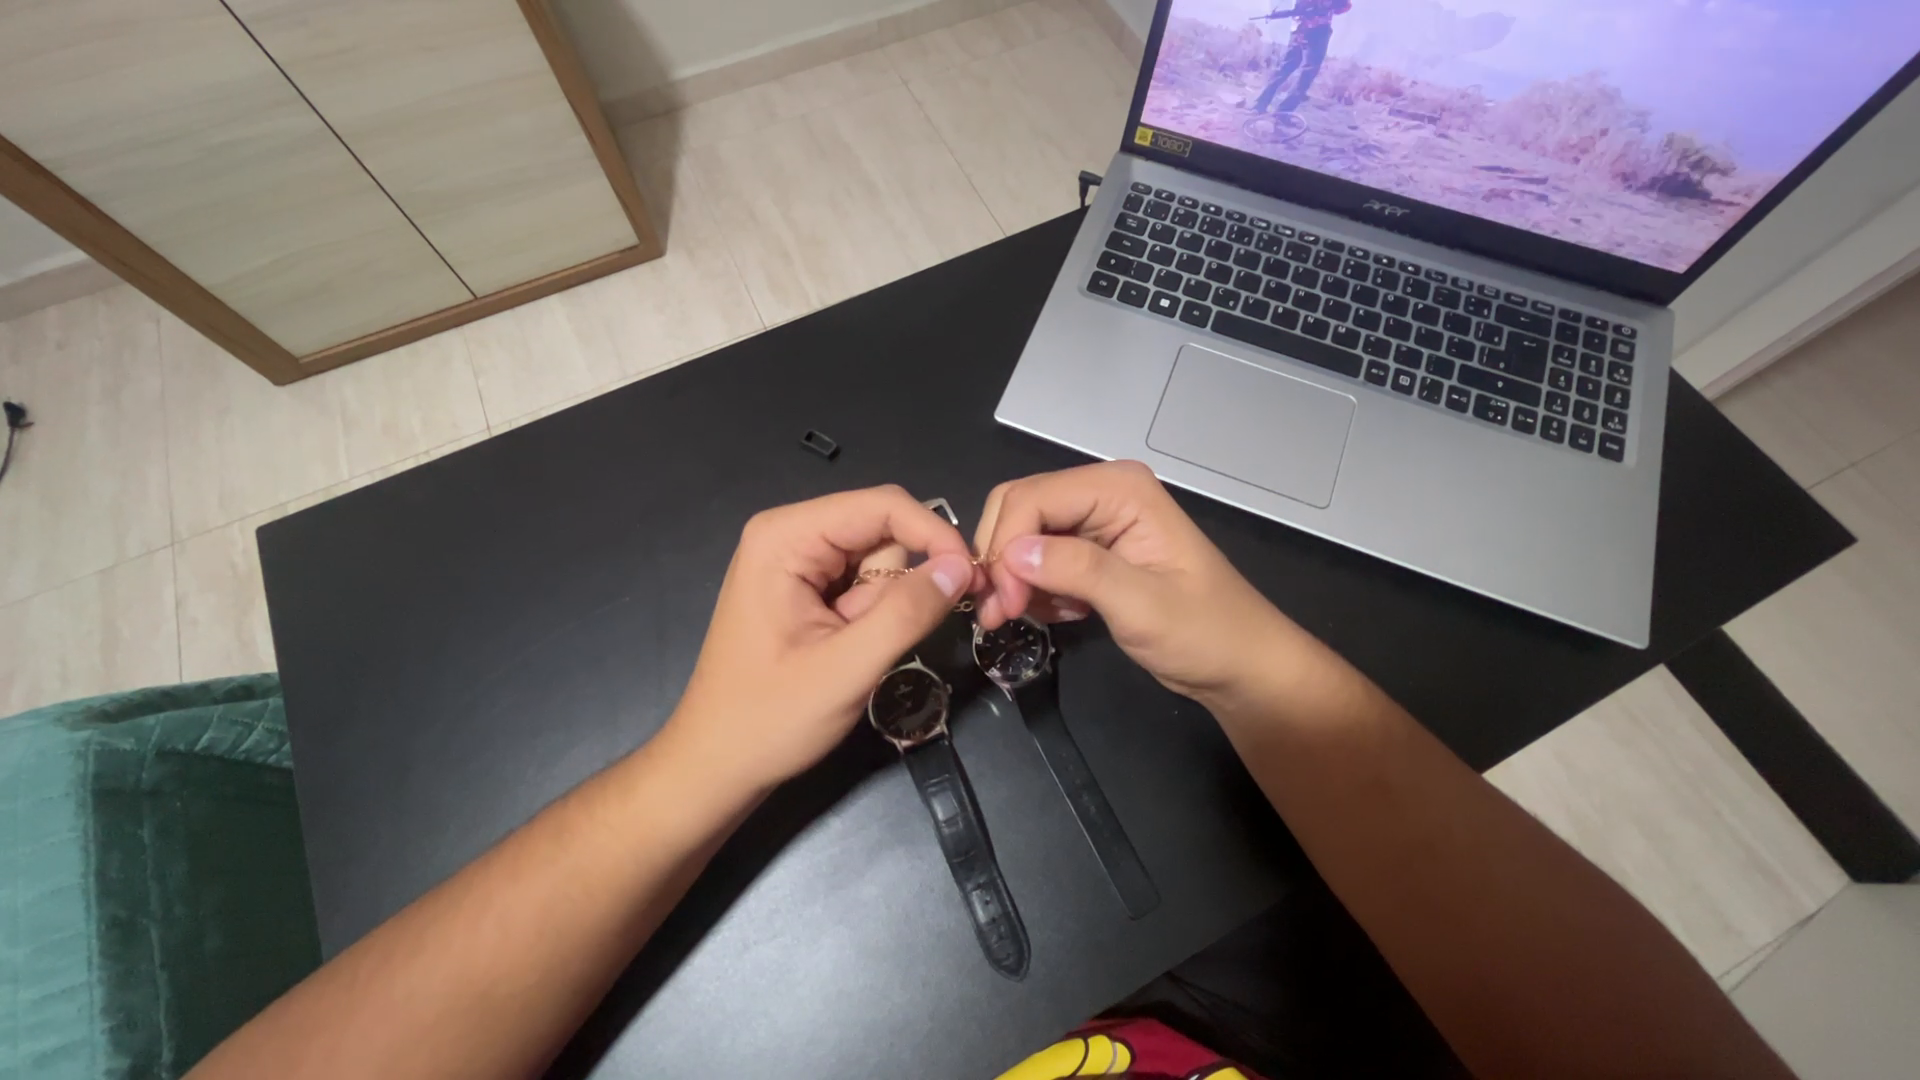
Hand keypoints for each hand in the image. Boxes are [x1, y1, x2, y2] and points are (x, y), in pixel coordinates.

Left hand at [665, 486, 975, 791]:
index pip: (882, 506)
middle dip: (908, 580)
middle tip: (904, 635)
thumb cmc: (769, 720)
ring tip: (858, 652)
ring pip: (881, 561)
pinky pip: (866, 586)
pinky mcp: (810, 589)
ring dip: (890, 606)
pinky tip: (854, 650)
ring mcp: (800, 563)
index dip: (934, 535)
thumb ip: (906, 613)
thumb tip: (962, 565)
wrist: (718, 764)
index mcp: (786, 537)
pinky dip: (878, 616)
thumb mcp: (846, 669)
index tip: (974, 579)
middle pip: (884, 531)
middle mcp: (792, 536)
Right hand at [972, 461, 1305, 708]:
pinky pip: (1038, 559)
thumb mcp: (1143, 605)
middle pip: (1019, 510)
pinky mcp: (1092, 551)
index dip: (1005, 547)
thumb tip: (1010, 554)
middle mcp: (1103, 494)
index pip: (1031, 498)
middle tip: (1000, 614)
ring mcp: (1096, 522)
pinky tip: (1062, 614)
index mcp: (1120, 489)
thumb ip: (1078, 571)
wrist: (1240, 666)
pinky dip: (1036, 589)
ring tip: (1034, 618)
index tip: (1002, 604)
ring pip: (1022, 536)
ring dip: (1016, 579)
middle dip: (1002, 561)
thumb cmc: (1205, 633)